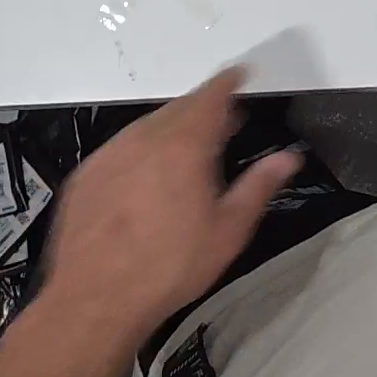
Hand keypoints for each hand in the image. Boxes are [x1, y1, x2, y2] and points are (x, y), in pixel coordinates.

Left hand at [39, 70, 300, 345]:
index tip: (241, 74)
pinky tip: (148, 178)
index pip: (211, 95)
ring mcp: (111, 154)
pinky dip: (143, 149)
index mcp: (185, 144)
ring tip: (189, 150)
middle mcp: (145, 137)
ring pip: (149, 126)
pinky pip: (123, 147)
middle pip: (181, 107)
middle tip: (224, 123)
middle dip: (205, 108)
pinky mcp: (86, 175)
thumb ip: (260, 185)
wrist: (93, 303)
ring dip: (173, 128)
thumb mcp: (229, 230)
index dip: (229, 81)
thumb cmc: (171, 266)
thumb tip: (290, 157)